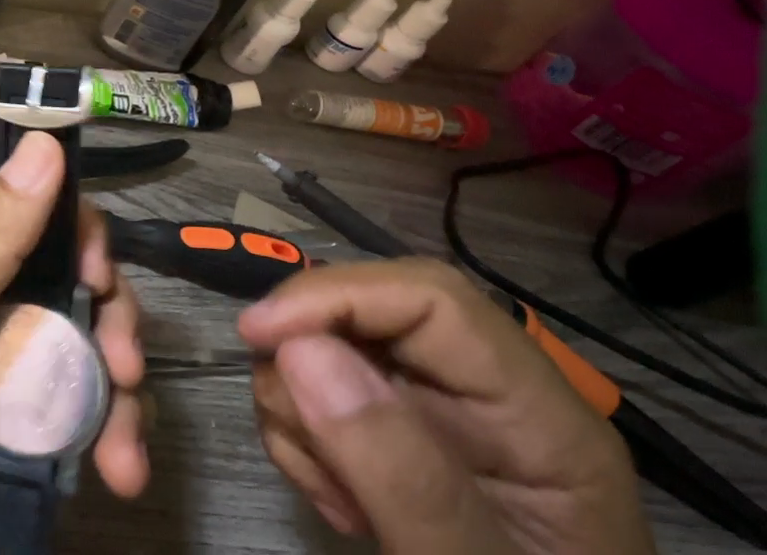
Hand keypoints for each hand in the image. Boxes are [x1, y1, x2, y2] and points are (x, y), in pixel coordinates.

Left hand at [0, 130, 148, 551]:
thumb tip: (44, 142)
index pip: (37, 210)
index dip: (80, 237)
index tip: (97, 283)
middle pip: (74, 281)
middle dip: (111, 324)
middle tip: (125, 371)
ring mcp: (2, 351)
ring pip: (86, 346)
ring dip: (118, 396)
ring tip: (124, 456)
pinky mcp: (15, 408)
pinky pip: (77, 402)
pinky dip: (104, 433)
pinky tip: (117, 471)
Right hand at [238, 258, 654, 554]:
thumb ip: (401, 473)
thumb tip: (298, 350)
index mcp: (542, 422)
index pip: (432, 301)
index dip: (337, 297)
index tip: (257, 335)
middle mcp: (486, 402)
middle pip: (370, 316)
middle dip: (306, 359)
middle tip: (296, 434)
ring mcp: (434, 422)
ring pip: (328, 352)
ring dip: (298, 411)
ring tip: (334, 494)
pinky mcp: (390, 443)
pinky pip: (314, 398)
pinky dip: (298, 441)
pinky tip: (335, 502)